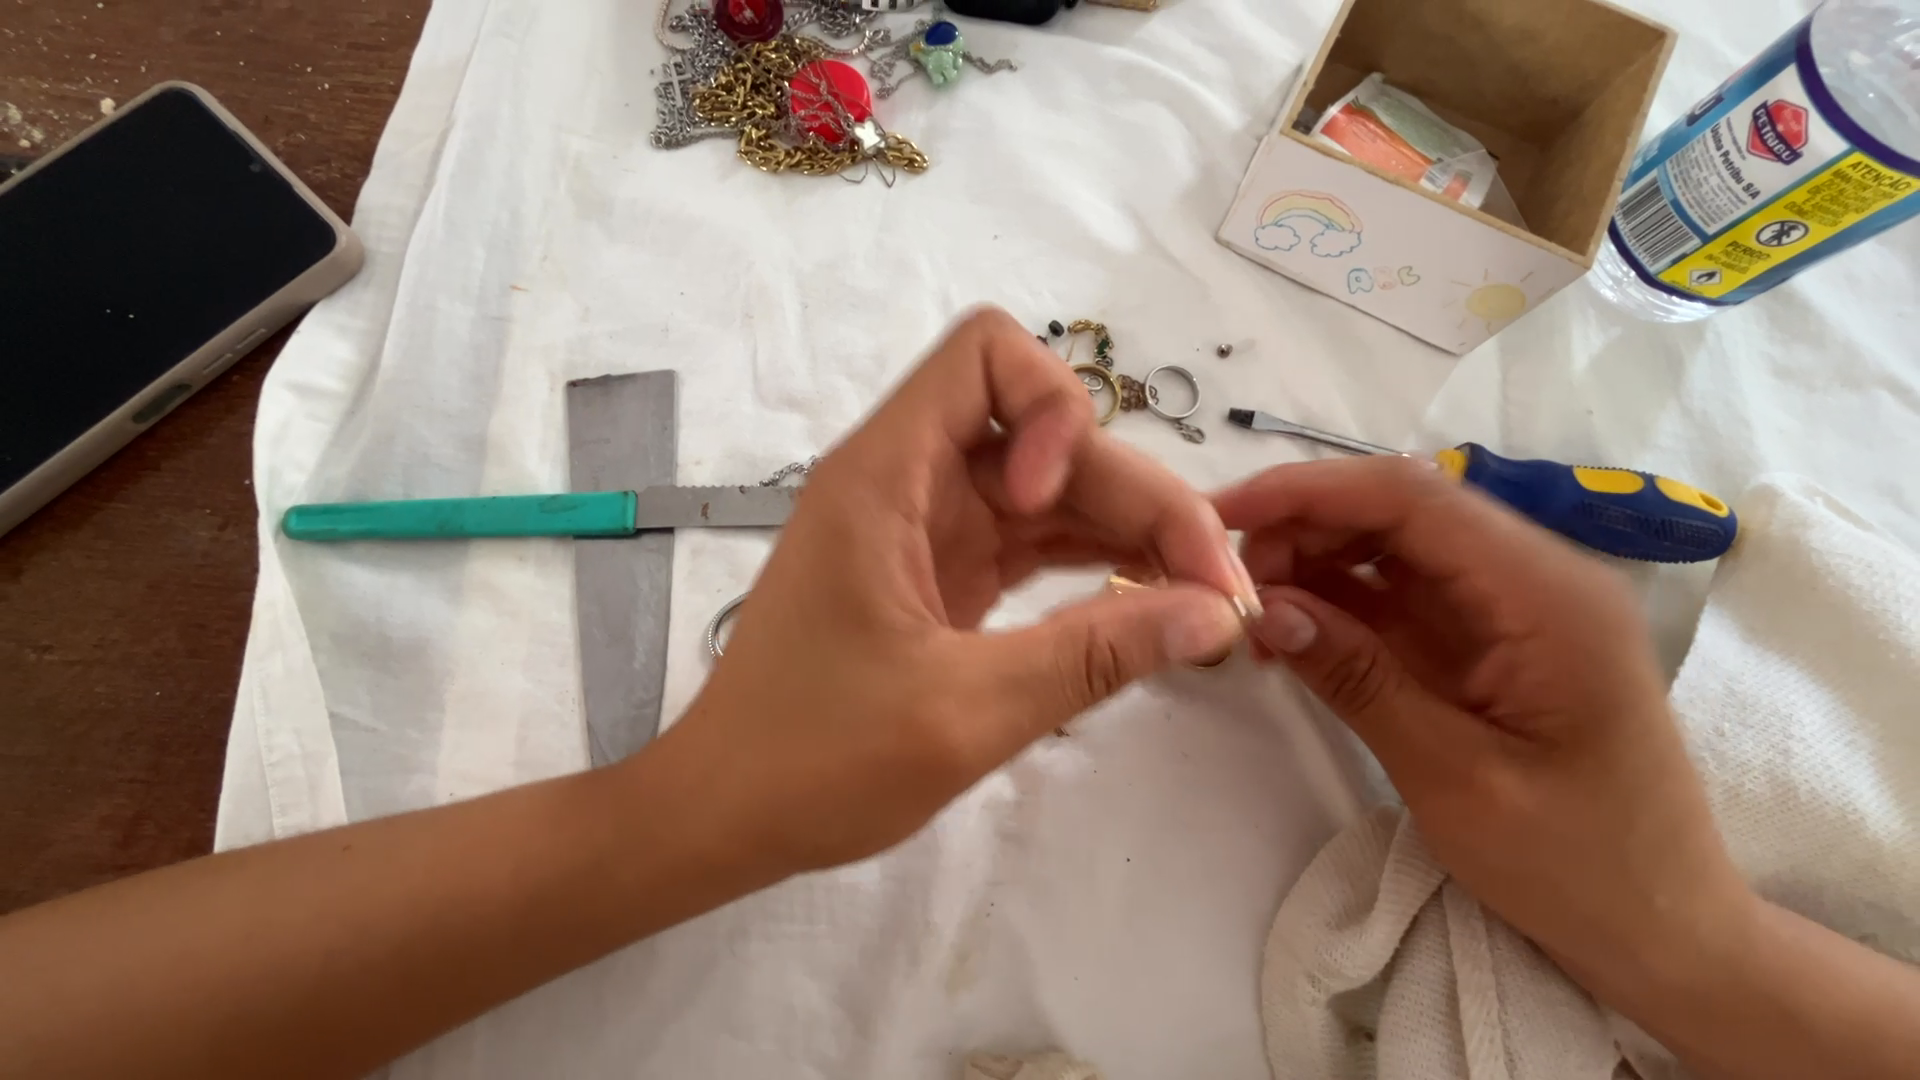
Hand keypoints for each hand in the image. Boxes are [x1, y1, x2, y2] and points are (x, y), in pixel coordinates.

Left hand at [657, 308, 1259, 873]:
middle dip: (1137, 495)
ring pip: (1051, 491)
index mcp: (885, 476)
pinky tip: (1148, 603)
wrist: (728, 812)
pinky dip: (1091, 564)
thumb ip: (1095, 655)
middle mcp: (908, 480)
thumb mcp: (966, 711)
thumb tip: (1212, 614)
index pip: (984, 354)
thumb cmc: (815, 761)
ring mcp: (927, 526)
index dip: (1049, 406)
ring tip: (1201, 600)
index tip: (1056, 505)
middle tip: (1214, 588)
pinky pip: (1032, 542)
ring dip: (1127, 532)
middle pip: (1046, 436)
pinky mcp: (943, 572)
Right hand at [1214, 456, 1749, 1003]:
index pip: (1413, 498)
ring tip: (1252, 613)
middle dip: (1299, 526)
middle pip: (1394, 508)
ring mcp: (1501, 604)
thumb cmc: (1579, 863)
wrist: (1661, 927)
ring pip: (1383, 542)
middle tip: (1229, 587)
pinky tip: (1288, 631)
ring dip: (1308, 559)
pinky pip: (1388, 590)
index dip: (1308, 490)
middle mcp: (1528, 576)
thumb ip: (1358, 680)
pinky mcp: (1476, 633)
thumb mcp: (1455, 777)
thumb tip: (1264, 610)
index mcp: (1546, 595)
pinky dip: (1328, 599)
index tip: (1222, 516)